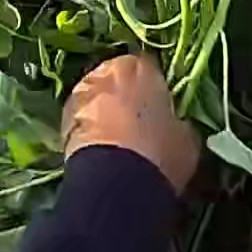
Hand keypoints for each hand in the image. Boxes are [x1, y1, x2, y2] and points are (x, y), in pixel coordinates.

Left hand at [62, 54, 199, 193]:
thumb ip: (180, 121)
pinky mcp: (65, 111)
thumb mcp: (187, 139)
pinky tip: (98, 146)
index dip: (154, 88)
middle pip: (119, 75)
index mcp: (142, 69)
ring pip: (98, 92)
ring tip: (114, 137)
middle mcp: (109, 70)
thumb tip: (176, 122)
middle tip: (135, 121)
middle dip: (126, 92)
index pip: (150, 68)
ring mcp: (83, 89)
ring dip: (104, 106)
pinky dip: (88, 123)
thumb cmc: (159, 156)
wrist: (115, 183)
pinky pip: (81, 112)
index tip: (159, 107)